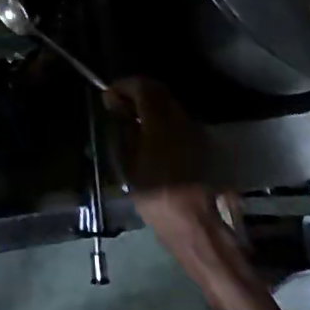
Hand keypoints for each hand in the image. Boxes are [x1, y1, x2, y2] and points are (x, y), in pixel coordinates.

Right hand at [104, 78, 218, 249]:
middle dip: (137, 91)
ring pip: (169, 102)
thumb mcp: (129, 162)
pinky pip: (177, 117)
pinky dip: (162, 116)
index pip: (142, 86)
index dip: (123, 85)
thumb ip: (122, 125)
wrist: (196, 224)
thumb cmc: (156, 197)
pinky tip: (152, 134)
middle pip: (158, 90)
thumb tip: (113, 100)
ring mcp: (193, 129)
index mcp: (160, 122)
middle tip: (119, 106)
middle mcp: (179, 118)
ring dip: (150, 103)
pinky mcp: (200, 141)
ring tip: (133, 121)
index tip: (109, 95)